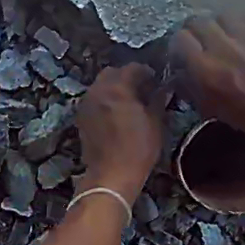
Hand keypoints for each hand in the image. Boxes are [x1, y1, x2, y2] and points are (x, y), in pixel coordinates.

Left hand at [75, 64, 165, 198]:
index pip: (132, 68)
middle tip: (142, 90)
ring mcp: (86, 103)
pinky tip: (116, 113)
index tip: (156, 81)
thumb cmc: (138, 150)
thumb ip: (158, 100)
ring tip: (129, 102)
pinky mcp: (81, 117)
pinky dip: (105, 99)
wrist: (110, 176)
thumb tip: (164, 88)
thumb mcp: (155, 124)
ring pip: (100, 85)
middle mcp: (98, 91)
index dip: (146, 72)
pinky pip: (94, 99)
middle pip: (112, 73)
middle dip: (127, 77)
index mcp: (117, 88)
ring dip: (114, 87)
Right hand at [172, 15, 244, 150]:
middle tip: (201, 40)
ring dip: (219, 25)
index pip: (180, 39)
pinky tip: (244, 35)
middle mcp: (223, 48)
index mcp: (206, 69)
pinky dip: (241, 24)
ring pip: (221, 16)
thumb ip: (190, 85)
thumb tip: (179, 69)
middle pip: (198, 22)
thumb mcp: (210, 107)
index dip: (179, 44)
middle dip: (195, 30)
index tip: (184, 50)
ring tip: (224, 35)